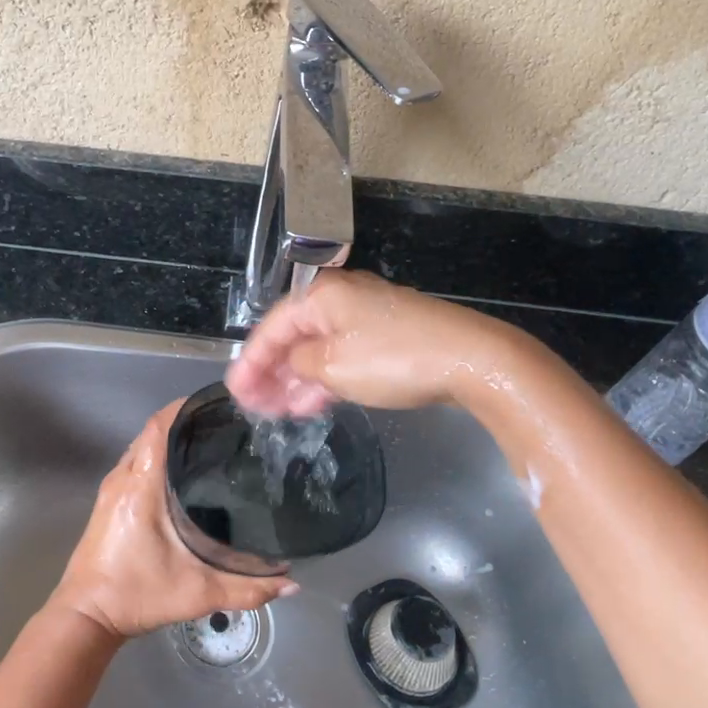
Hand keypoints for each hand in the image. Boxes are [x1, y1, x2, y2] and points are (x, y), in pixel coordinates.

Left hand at [48, 400, 297, 637]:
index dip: (183, 409)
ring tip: (207, 445)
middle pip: (151, 433)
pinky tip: (181, 475)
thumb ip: (247, 588)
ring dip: (168, 442)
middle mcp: (123, 478)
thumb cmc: (137, 594)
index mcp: (141, 486)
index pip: (158, 427)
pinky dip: (156, 459)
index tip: (215, 406)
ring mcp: (112, 490)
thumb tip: (292, 583)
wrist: (85, 616)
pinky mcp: (108, 503)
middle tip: (222, 427)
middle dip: (183, 424)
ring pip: (141, 449)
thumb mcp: (197, 593)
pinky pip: (134, 465)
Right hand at [226, 269, 502, 417]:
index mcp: (322, 296)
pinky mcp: (389, 335)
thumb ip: (300, 363)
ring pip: (319, 348)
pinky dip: (325, 378)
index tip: (234, 391)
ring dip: (297, 380)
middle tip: (252, 405)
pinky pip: (343, 355)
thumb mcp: (333, 366)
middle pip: (294, 336)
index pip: (272, 328)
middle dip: (271, 372)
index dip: (250, 362)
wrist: (472, 360)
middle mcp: (342, 298)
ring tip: (277, 411)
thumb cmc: (395, 359)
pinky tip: (312, 402)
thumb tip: (293, 362)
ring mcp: (368, 316)